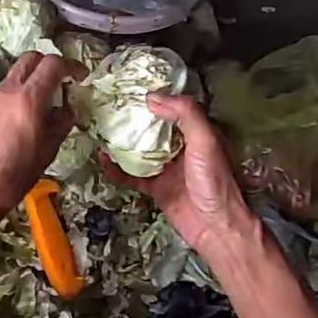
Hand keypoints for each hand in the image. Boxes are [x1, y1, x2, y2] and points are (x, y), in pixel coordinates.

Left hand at [0, 53, 86, 230]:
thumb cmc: (16, 174)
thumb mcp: (48, 149)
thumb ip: (61, 123)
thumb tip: (68, 109)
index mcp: (29, 98)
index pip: (53, 64)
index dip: (71, 66)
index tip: (81, 77)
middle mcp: (9, 90)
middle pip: (31, 58)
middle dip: (50, 64)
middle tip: (64, 81)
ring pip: (17, 71)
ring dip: (35, 75)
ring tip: (48, 98)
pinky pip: (8, 86)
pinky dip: (22, 88)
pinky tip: (30, 111)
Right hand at [101, 93, 259, 261]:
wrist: (215, 227)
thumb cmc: (214, 182)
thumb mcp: (205, 141)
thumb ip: (185, 115)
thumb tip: (153, 97)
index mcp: (197, 133)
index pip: (174, 109)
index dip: (156, 98)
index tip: (133, 89)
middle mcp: (181, 148)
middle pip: (154, 128)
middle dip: (135, 118)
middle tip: (111, 106)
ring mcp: (167, 168)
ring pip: (140, 150)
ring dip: (122, 142)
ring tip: (102, 129)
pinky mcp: (155, 188)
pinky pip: (132, 175)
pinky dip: (116, 169)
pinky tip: (103, 160)